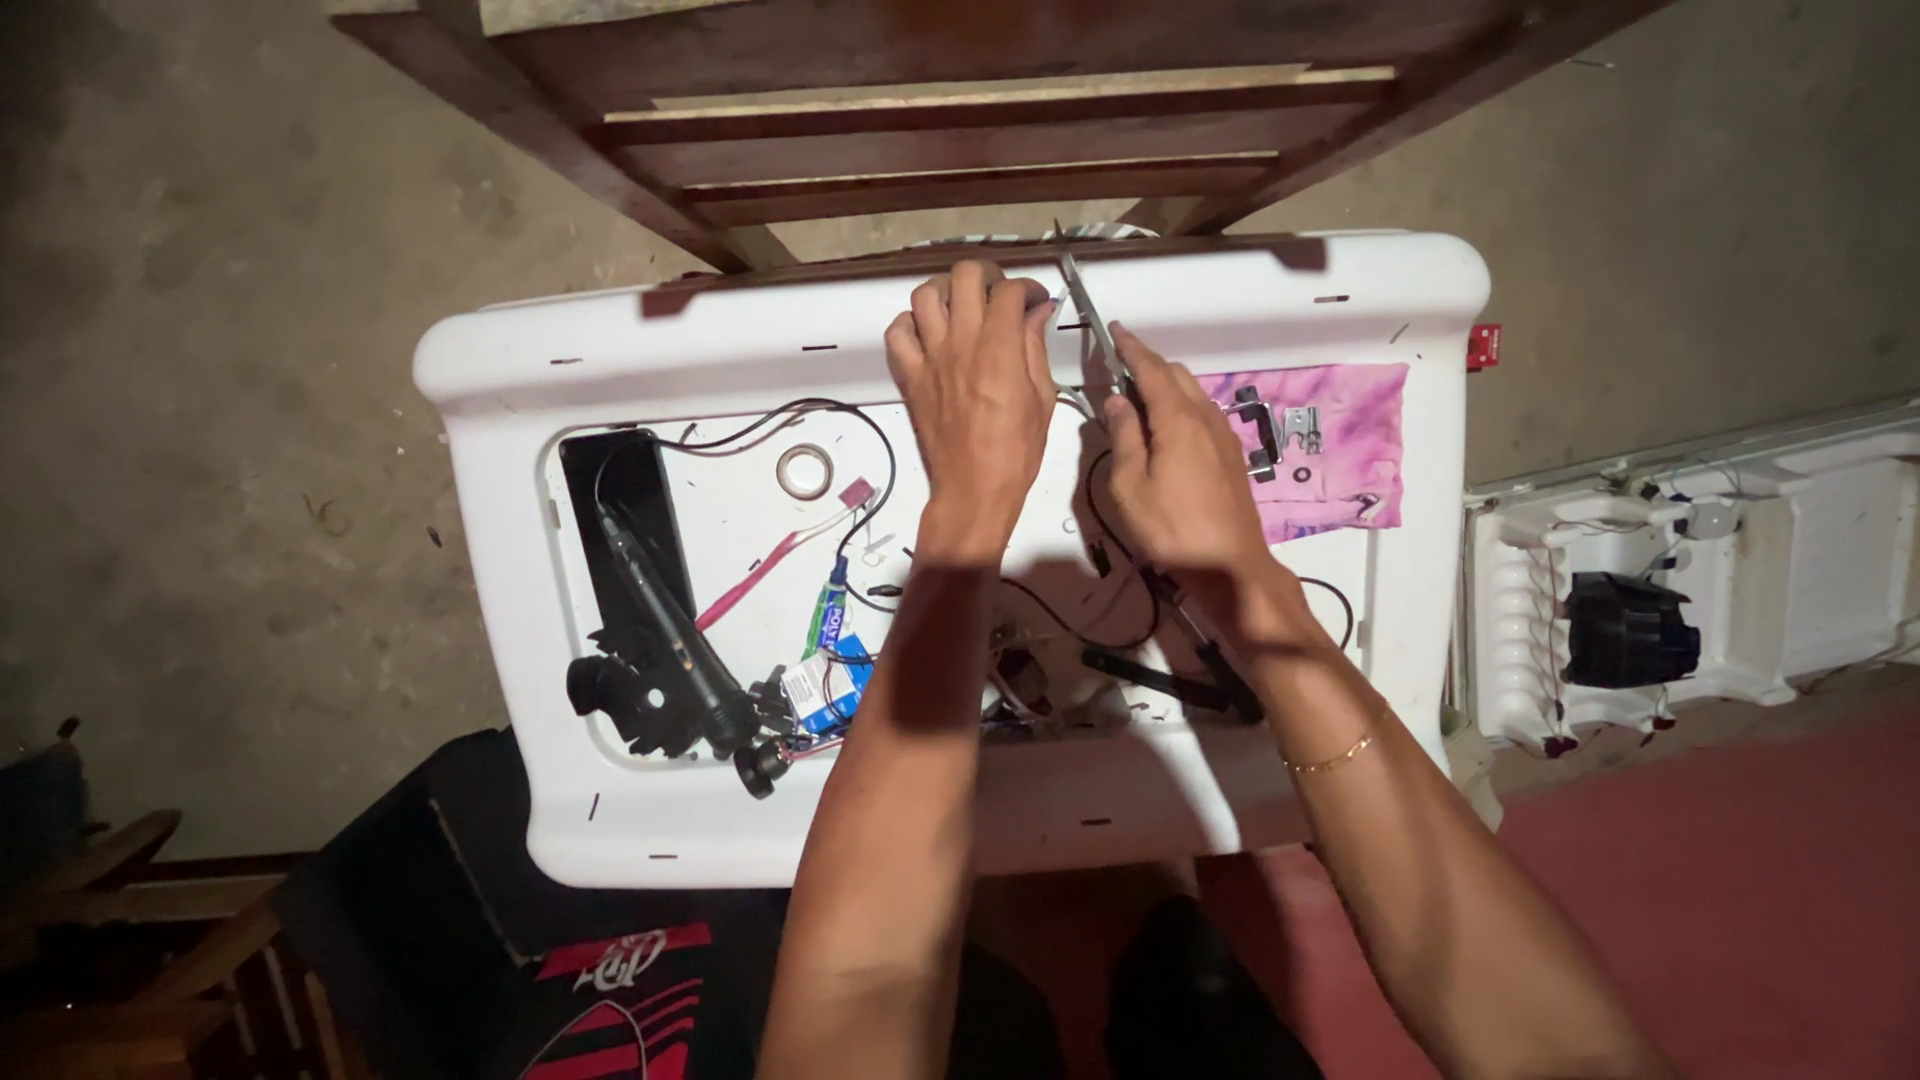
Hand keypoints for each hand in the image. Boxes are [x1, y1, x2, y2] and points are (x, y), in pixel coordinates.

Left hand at [886, 260, 1055, 559]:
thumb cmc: (1017, 451)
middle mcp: (961, 342)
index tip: (1037, 302)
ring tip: (961, 307)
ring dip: (946, 292)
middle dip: (987, 275)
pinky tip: (928, 334)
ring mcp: (930, 357)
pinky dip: (910, 324)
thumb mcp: (1042, 398)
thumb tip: (1038, 312)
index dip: (1029, 288)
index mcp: (1000, 348)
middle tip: (998, 294)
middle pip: (965, 276)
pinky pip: (897, 334)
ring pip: (925, 295)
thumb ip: (1035, 348)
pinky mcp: (910, 376)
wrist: (973, 489)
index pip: (1010, 290)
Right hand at [1102, 324, 1310, 637]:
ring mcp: (1223, 436)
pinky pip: (1202, 413)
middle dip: (1149, 363)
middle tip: (1120, 365)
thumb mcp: (1129, 485)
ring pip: (1193, 393)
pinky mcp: (1231, 455)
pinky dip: (1180, 404)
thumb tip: (1117, 400)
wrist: (1229, 564)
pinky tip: (1168, 424)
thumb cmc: (1170, 527)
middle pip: (1177, 375)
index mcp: (1177, 420)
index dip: (1131, 348)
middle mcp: (1205, 417)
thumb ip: (1123, 436)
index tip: (1116, 329)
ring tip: (1139, 393)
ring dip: (1166, 384)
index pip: (1152, 369)